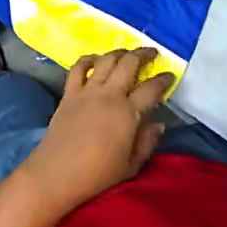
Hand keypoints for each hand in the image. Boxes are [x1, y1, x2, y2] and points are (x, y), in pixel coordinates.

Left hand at [16, 48, 174, 211]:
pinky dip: (88, 59)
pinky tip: (95, 59)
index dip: (164, 79)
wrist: (57, 174)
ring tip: (127, 52)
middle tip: (152, 53)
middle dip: (143, 54)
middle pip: (129, 64)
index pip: (152, 88)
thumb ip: (147, 142)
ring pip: (106, 60)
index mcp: (128, 112)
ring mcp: (87, 92)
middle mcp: (109, 95)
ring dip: (119, 52)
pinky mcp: (68, 94)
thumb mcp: (132, 165)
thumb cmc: (98, 174)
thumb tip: (159, 124)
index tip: (170, 75)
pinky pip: (78, 68)